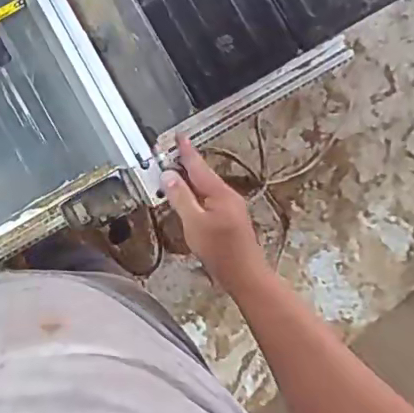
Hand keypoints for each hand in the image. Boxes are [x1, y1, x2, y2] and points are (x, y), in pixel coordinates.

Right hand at [161, 134, 268, 284]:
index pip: (198, 165)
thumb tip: (168, 176)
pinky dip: (196, 196)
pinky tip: (188, 204)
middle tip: (169, 156)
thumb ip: (180, 197)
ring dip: (189, 182)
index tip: (179, 136)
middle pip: (202, 175)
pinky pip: (209, 200)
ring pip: (205, 189)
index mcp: (220, 192)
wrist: (245, 275)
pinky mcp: (230, 220)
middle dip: (186, 166)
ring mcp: (231, 208)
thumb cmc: (221, 251)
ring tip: (173, 178)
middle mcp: (228, 196)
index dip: (186, 151)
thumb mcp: (194, 223)